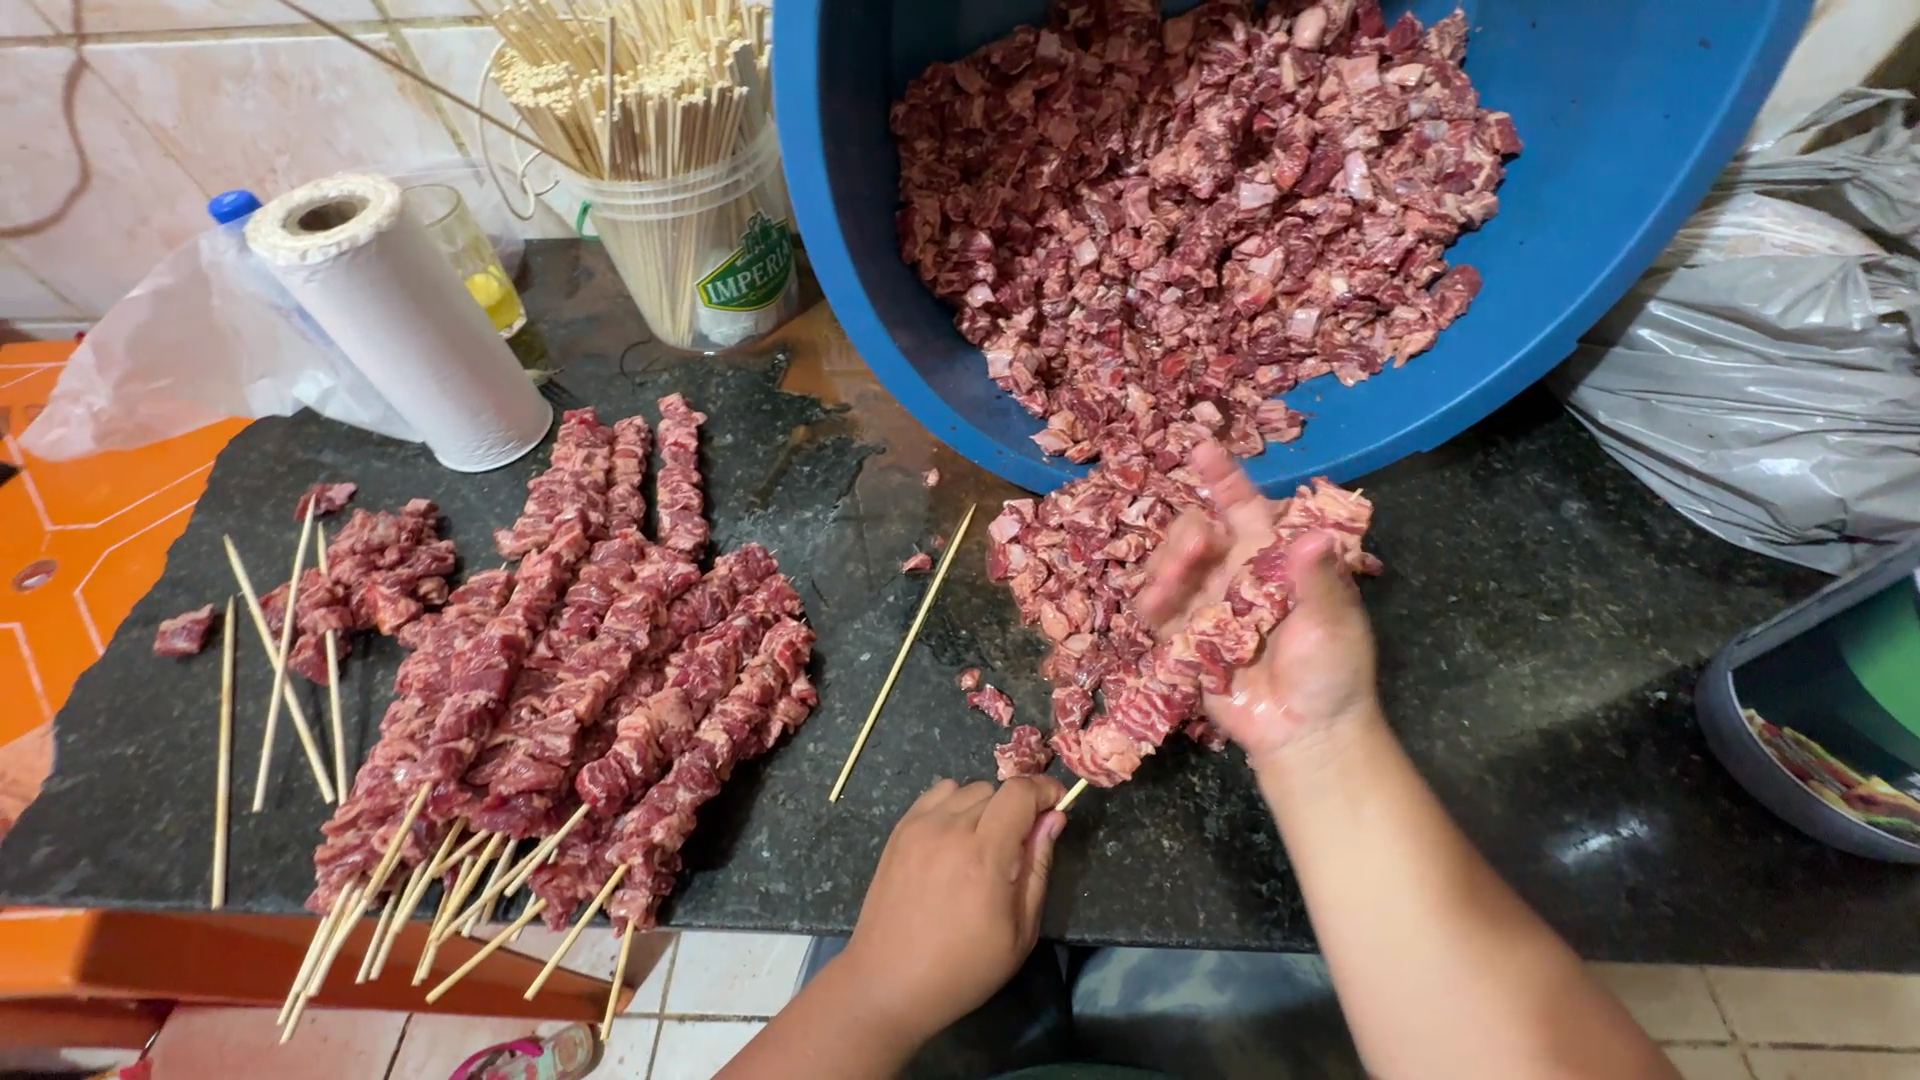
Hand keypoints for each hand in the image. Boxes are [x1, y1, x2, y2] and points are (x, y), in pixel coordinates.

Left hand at [835, 776, 1067, 1041]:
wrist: (887, 981)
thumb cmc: (962, 969)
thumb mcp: (1019, 932)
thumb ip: (1038, 868)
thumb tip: (1054, 818)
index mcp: (984, 856)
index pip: (1020, 792)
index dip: (1045, 790)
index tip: (1057, 803)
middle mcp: (950, 830)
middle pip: (996, 790)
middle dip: (1017, 808)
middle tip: (1017, 846)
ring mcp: (920, 826)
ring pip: (967, 789)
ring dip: (985, 807)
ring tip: (982, 843)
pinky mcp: (900, 829)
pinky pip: (938, 794)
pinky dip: (954, 804)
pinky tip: (954, 837)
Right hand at [1135, 443, 1380, 767]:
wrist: (1306, 733)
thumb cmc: (1333, 674)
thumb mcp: (1337, 624)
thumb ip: (1320, 581)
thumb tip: (1315, 537)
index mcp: (1272, 559)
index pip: (1242, 508)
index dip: (1222, 478)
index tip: (1202, 449)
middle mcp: (1234, 574)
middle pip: (1194, 532)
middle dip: (1187, 532)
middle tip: (1197, 546)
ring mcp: (1205, 605)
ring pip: (1169, 566)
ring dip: (1165, 565)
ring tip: (1171, 584)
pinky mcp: (1184, 638)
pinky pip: (1156, 611)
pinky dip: (1151, 602)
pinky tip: (1153, 604)